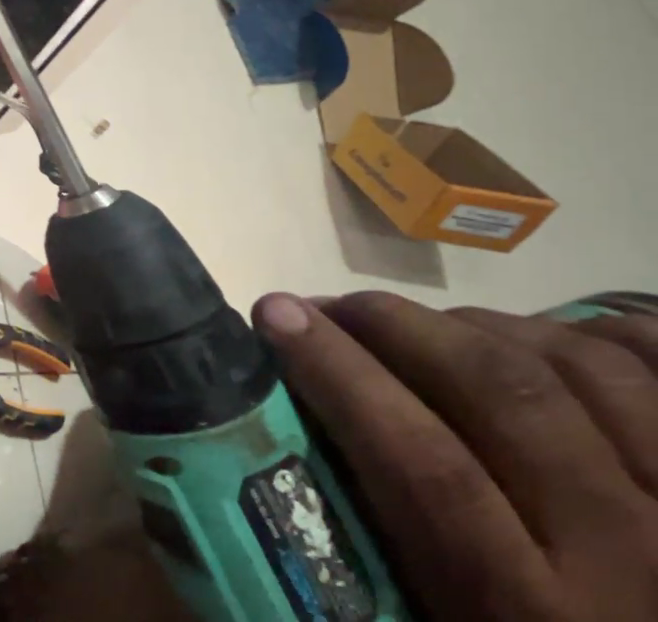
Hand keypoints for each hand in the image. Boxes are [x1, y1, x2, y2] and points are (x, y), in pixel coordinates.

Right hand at [252, 291, 657, 620]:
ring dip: (483, 323)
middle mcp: (630, 553)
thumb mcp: (435, 621)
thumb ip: (378, 537)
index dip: (340, 372)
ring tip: (429, 325)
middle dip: (396, 323)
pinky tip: (550, 332)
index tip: (276, 314)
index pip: (422, 462)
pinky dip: (605, 333)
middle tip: (335, 307)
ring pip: (582, 366)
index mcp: (528, 608)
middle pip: (500, 389)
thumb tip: (288, 429)